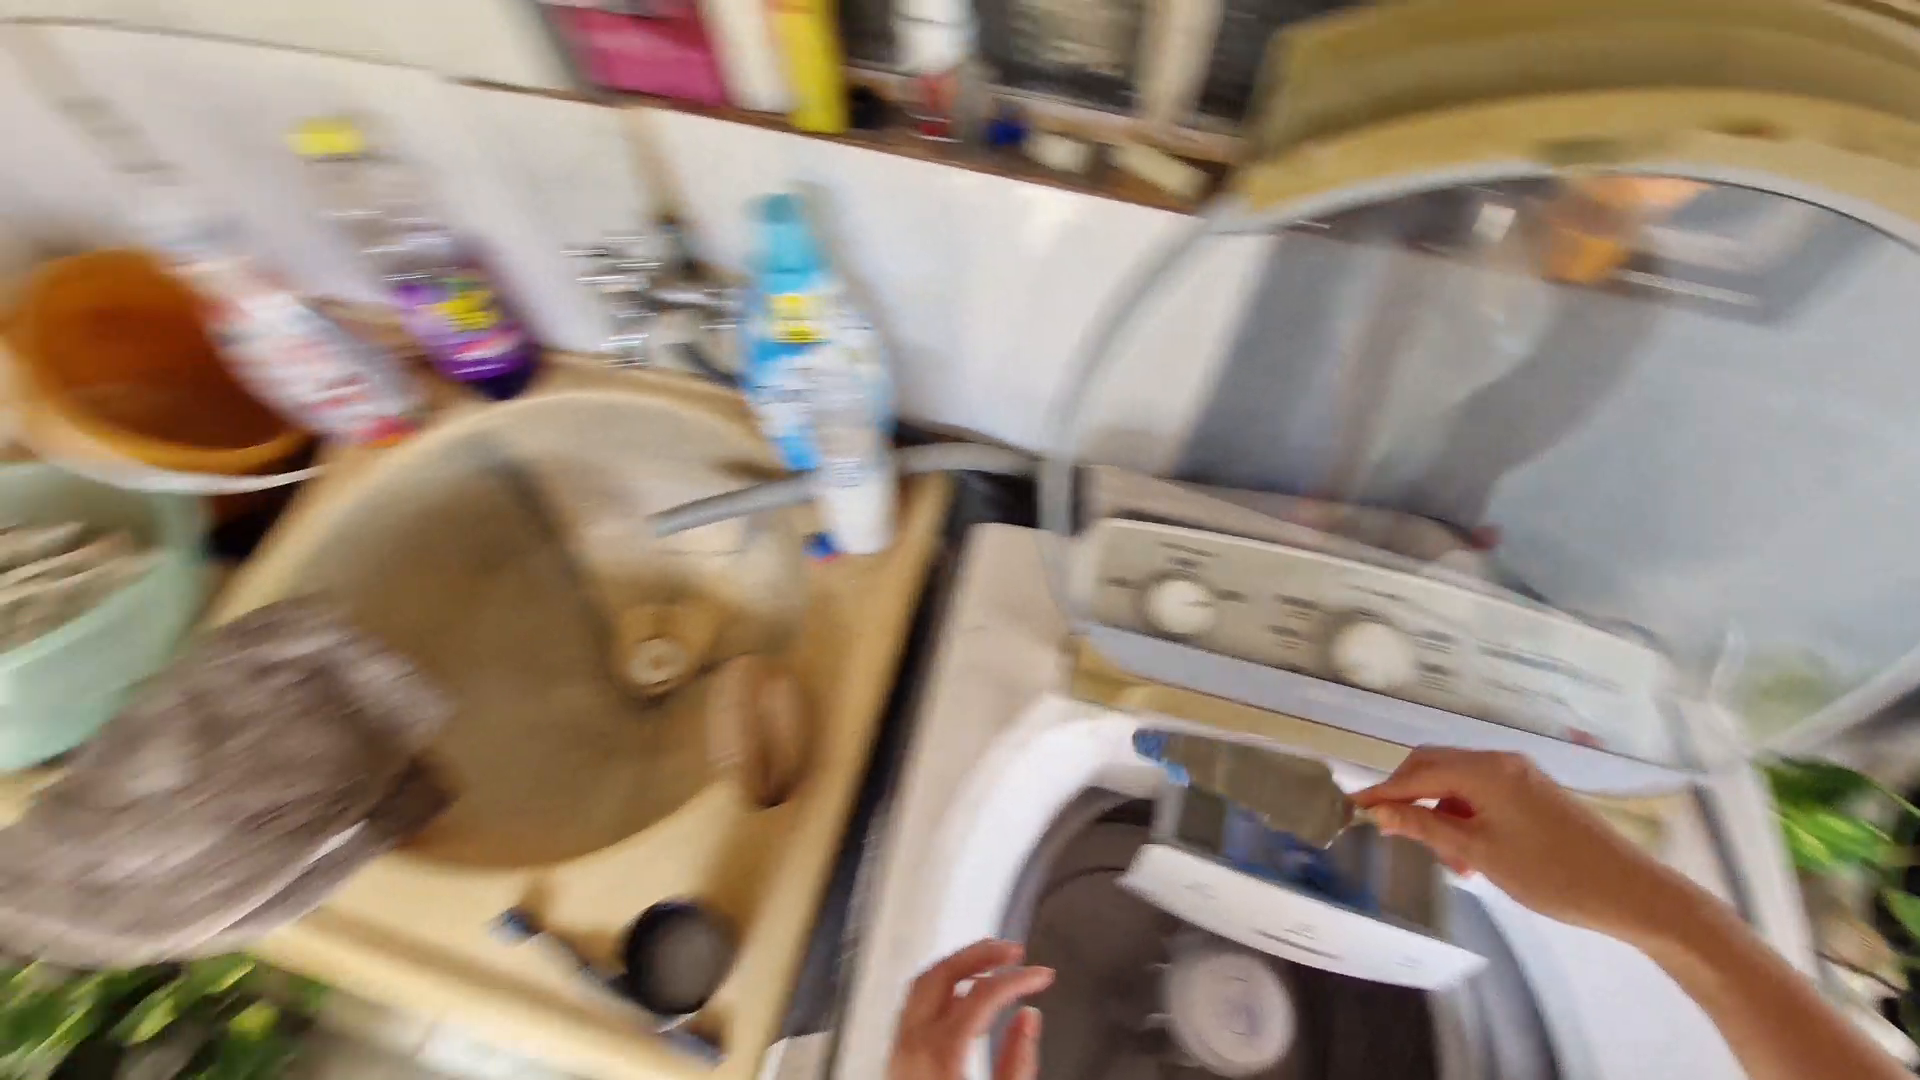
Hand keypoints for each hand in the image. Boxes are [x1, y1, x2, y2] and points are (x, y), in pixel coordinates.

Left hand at [889, 940, 1051, 1079]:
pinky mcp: (895, 1063)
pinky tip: (960, 994)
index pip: (984, 993)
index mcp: (941, 1054)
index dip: (1018, 978)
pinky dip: (939, 985)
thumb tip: (1027, 1018)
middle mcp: (913, 1045)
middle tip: (1013, 951)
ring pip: (922, 983)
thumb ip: (1017, 1062)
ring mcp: (899, 1052)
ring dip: (957, 964)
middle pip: (944, 973)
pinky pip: (913, 1004)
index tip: (1042, 975)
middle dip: (981, 953)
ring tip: (989, 962)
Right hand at [1352, 747, 1685, 940]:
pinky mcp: (1534, 793)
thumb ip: (1424, 826)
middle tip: (1393, 829)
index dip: (1382, 791)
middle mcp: (1499, 762)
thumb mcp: (1478, 852)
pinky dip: (1464, 814)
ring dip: (1438, 810)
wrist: (1639, 897)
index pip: (1416, 772)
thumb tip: (1377, 812)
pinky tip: (1470, 850)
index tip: (1352, 806)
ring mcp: (1520, 775)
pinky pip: (1481, 792)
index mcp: (1485, 770)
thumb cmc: (1552, 874)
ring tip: (1445, 857)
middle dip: (1408, 795)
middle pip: (1434, 766)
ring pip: (1457, 781)